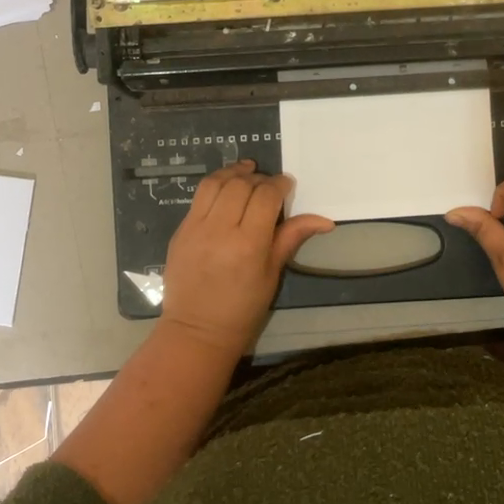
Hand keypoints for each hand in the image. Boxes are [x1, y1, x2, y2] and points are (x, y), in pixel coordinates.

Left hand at [160, 160, 334, 358]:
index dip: (279, 185)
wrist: (197, 330)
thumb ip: (291, 238)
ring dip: (233, 173)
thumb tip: (324, 220)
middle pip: (240, 185)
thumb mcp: (272, 275)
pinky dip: (214, 187)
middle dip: (258, 178)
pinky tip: (226, 189)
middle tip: (268, 184)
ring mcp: (195, 228)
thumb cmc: (242, 309)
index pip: (265, 197)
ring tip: (246, 173)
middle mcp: (220, 230)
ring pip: (214, 183)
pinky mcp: (180, 231)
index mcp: (248, 245)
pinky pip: (198, 198)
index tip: (286, 185)